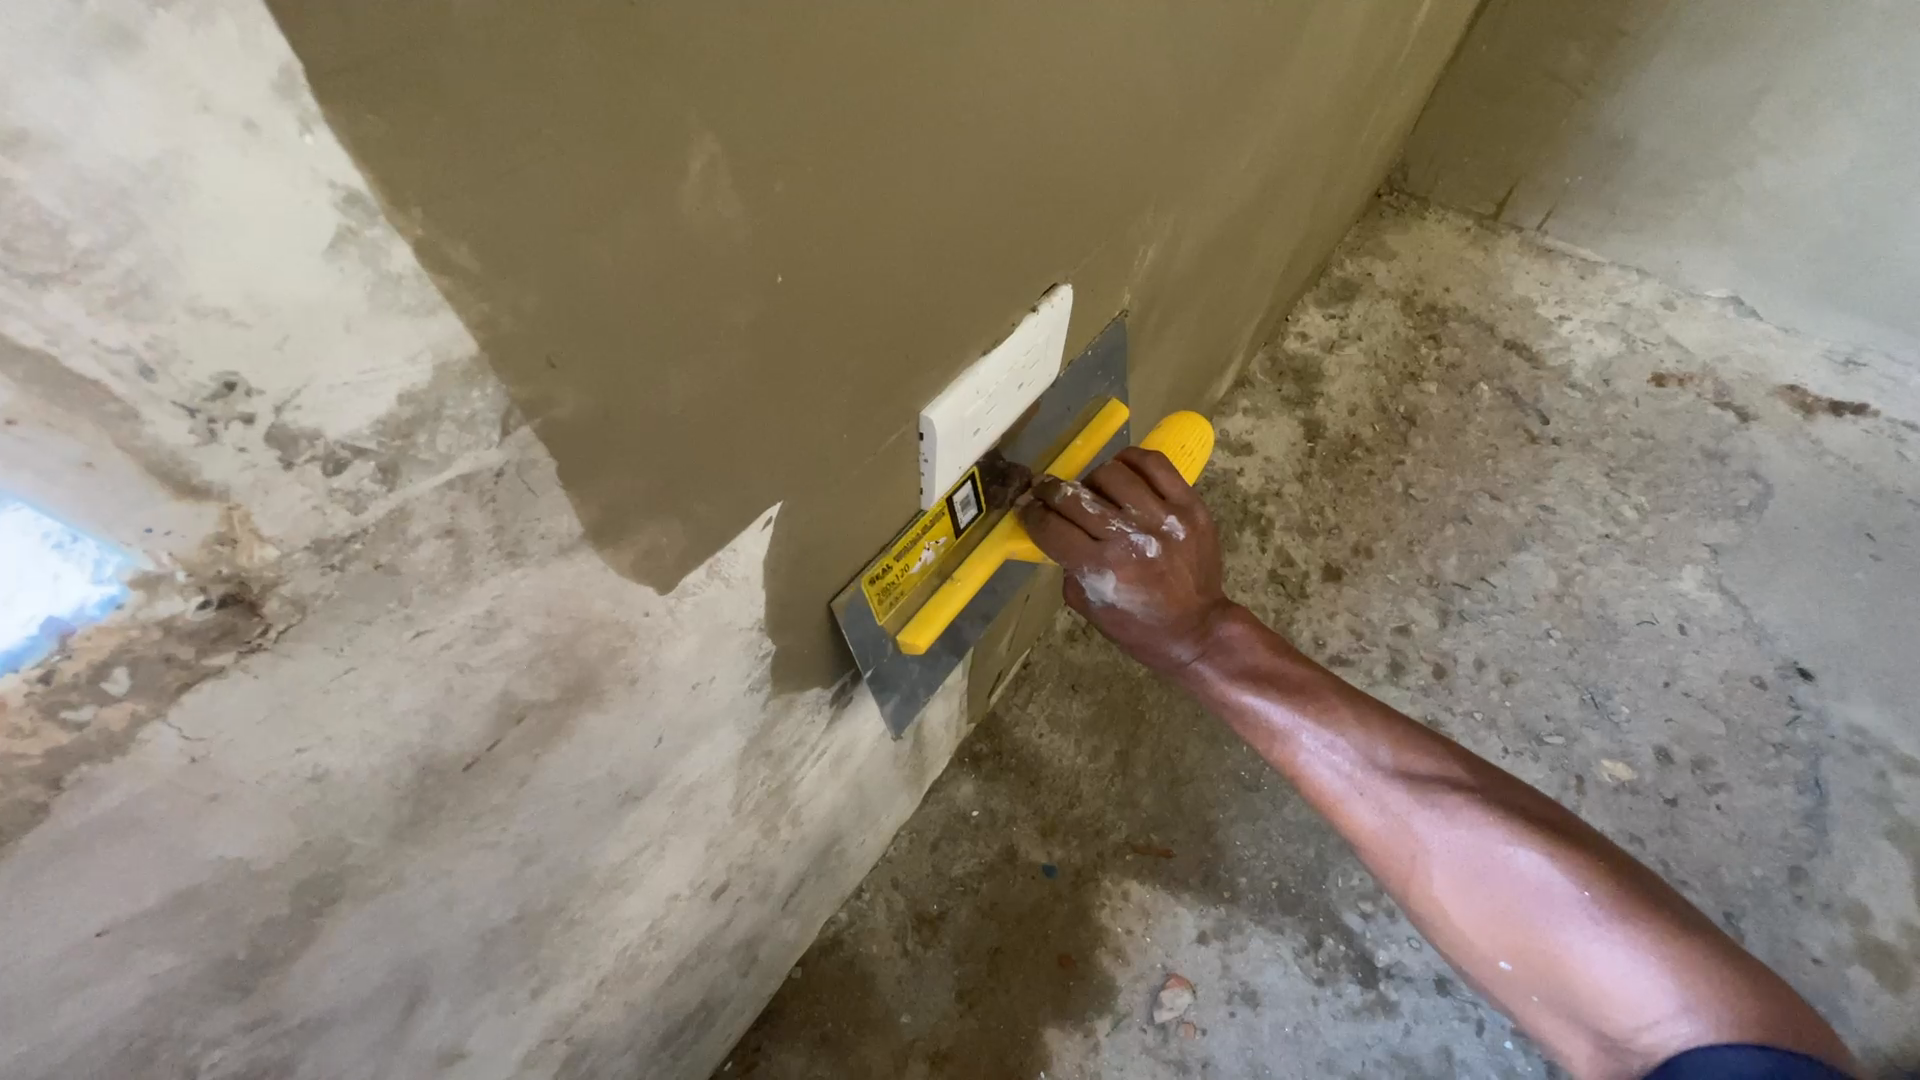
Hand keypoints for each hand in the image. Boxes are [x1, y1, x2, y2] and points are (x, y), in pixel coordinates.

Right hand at [1019, 446, 1236, 674]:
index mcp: (1100, 568)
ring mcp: (1162, 519)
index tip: (1026, 506)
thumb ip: (1068, 564)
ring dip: (1091, 479)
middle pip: (1074, 497)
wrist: (1195, 629)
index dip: (1031, 513)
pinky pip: (1154, 464)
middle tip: (1045, 490)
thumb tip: (1056, 529)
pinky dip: (1130, 460)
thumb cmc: (1136, 625)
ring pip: (1110, 474)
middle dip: (1050, 491)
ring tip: (1092, 489)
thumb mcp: (1086, 604)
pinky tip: (1121, 470)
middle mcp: (1128, 539)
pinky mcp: (1189, 506)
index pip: (1051, 527)